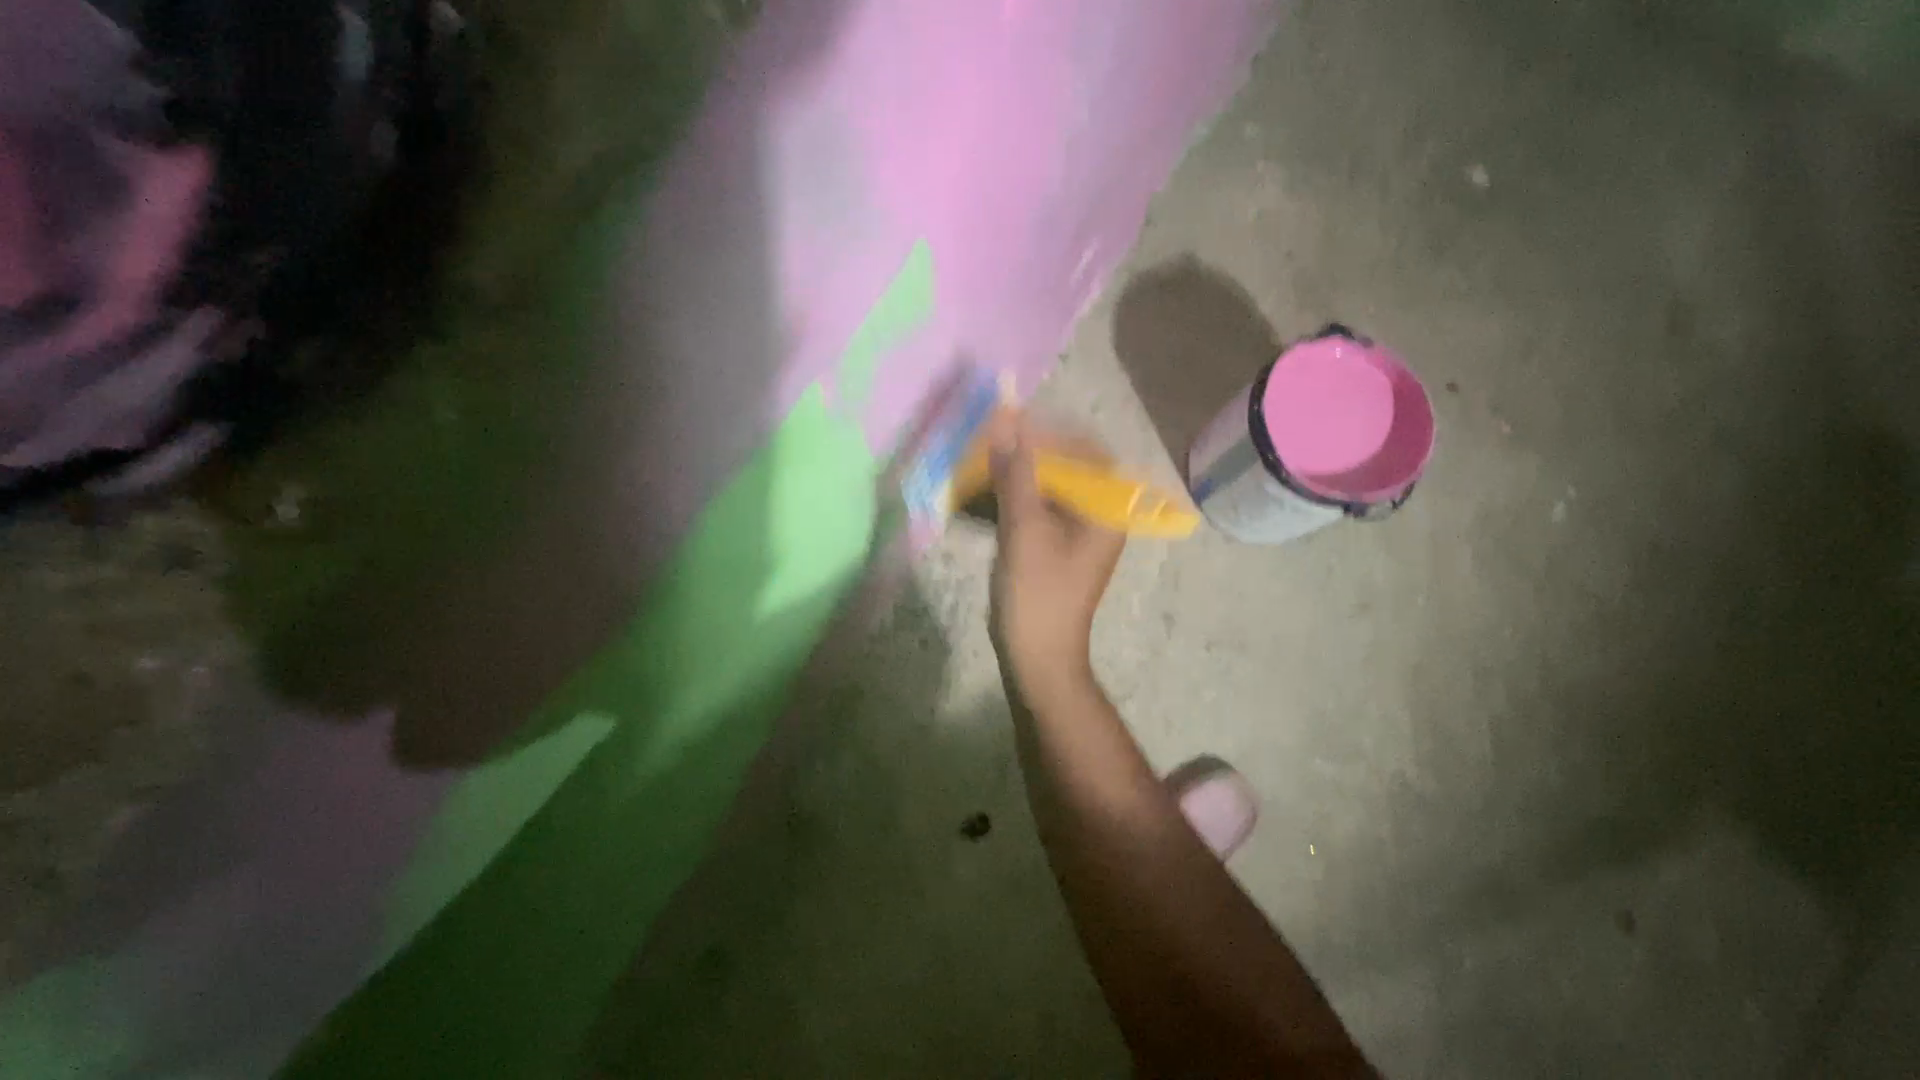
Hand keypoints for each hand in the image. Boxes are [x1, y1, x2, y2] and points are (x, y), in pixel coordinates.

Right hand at [987, 413, 1125, 698]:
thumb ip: (1017, 473)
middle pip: (1066, 467)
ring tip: (980, 466)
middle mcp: (1098, 516)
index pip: (1086, 450)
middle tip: (988, 442)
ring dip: (1015, 476)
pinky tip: (982, 498)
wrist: (1038, 659)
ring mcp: (1077, 534)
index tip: (1010, 423)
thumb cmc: (1039, 595)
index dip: (1049, 432)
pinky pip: (1036, 511)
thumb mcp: (1024, 530)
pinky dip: (1012, 501)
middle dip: (1027, 453)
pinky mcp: (1055, 549)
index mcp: (1106, 510)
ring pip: (1047, 489)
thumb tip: (1005, 420)